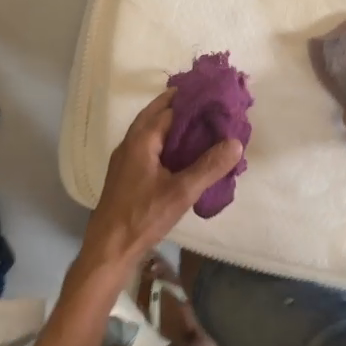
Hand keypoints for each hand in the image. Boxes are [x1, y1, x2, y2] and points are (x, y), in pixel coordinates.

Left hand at [76, 89, 243, 285]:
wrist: (109, 247)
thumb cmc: (143, 216)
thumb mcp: (181, 192)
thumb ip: (208, 167)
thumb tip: (235, 142)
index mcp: (141, 140)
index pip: (169, 109)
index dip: (192, 102)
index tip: (215, 98)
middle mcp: (130, 142)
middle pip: (155, 113)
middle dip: (179, 106)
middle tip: (207, 104)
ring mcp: (125, 158)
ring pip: (149, 130)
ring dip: (170, 123)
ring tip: (198, 124)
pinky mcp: (126, 173)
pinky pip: (147, 145)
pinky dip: (164, 140)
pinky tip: (180, 152)